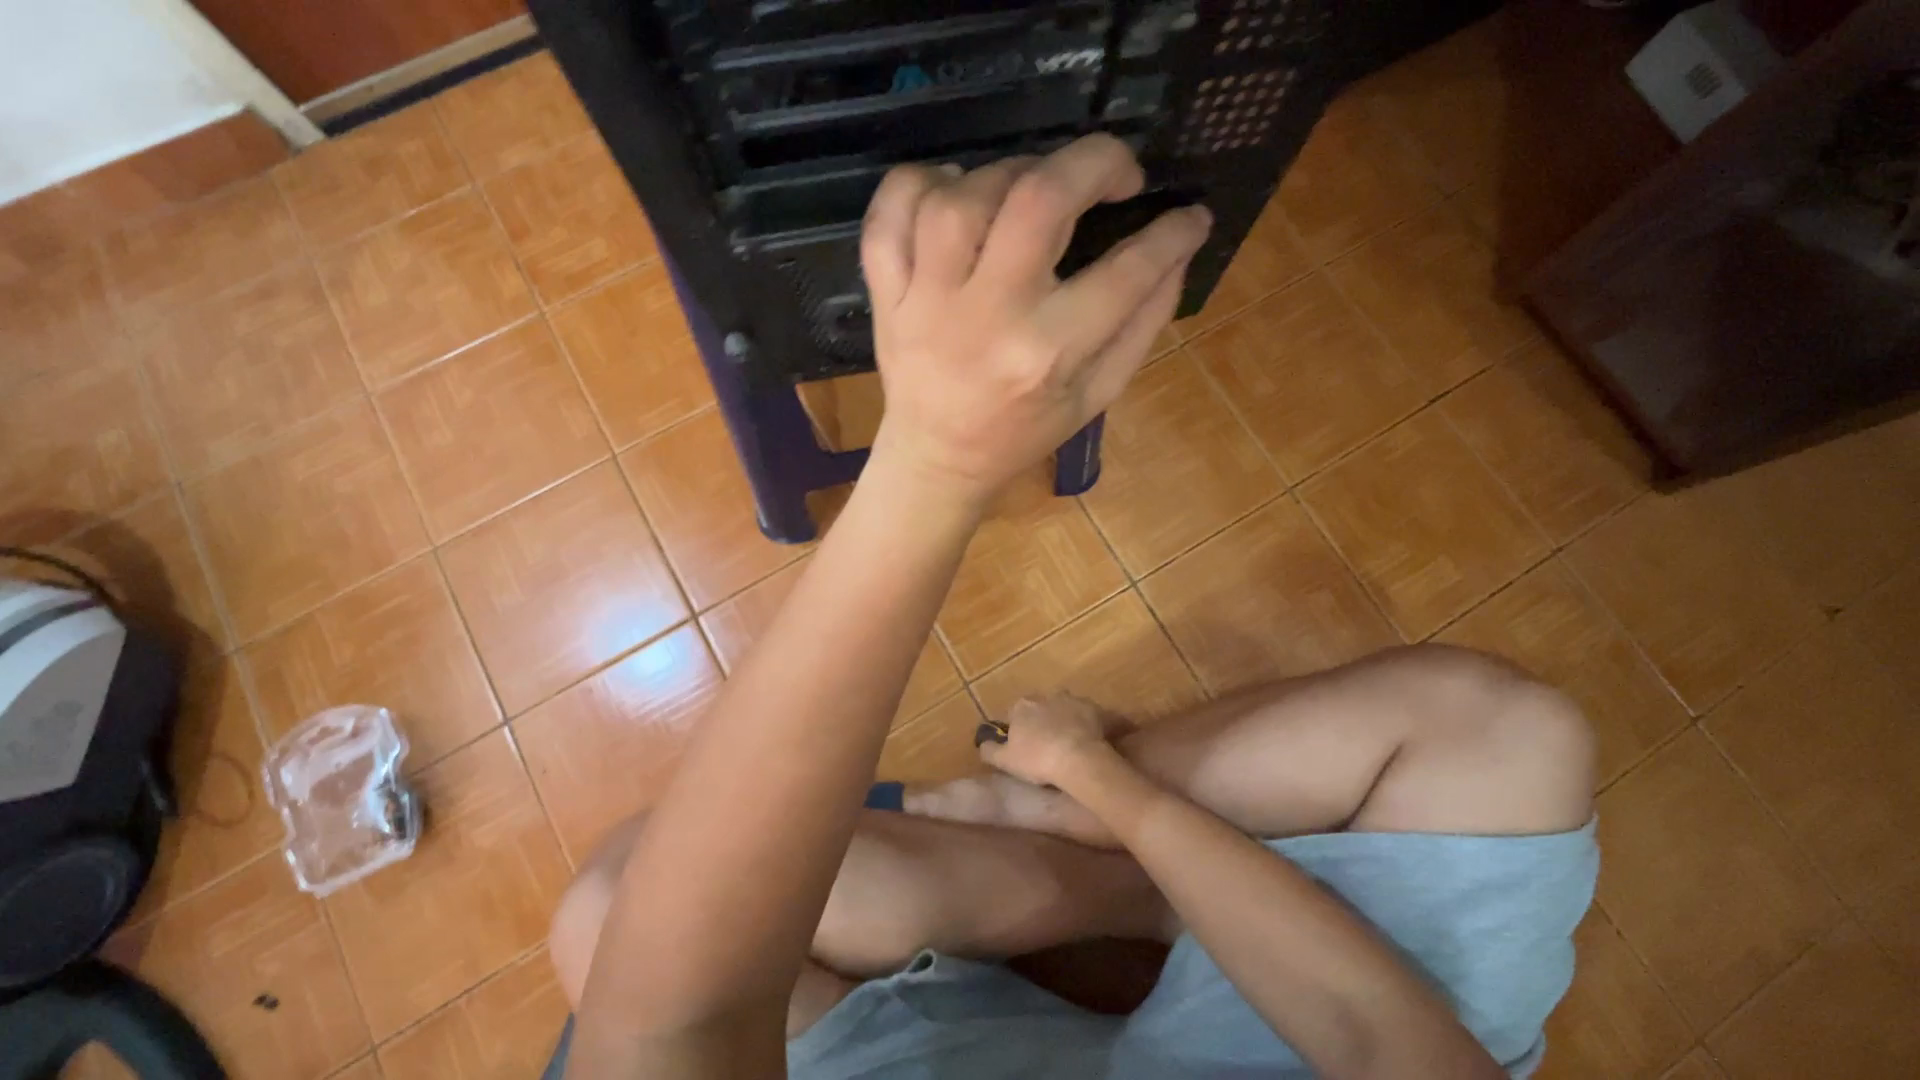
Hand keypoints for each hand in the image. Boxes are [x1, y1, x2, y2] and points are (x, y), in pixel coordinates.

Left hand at [861, 136, 1211, 506]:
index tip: (1187, 215)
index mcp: (1046, 353)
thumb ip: (1143, 322)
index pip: (1125, 271)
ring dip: (1009, 172)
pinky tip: (953, 191)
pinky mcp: (887, 294)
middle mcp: (986, 317)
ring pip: (962, 196)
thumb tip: (1180, 244)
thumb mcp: (1097, 394)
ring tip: (1032, 189)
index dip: (1171, 233)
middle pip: (1037, 199)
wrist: (937, 459)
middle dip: (1093, 163)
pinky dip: (920, 183)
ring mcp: (925, 301)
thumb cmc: (1024, 430)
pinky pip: (889, 215)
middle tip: (1115, 174)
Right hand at [978, 693, 1122, 788]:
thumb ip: (989, 750)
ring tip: (1071, 744)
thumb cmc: (1037, 759)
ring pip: (1066, 709)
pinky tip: (1093, 740)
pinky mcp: (1095, 709)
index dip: (1018, 730)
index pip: (1014, 714)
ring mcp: (1073, 700)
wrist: (1078, 759)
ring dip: (1066, 721)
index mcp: (1022, 706)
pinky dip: (1090, 724)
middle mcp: (1046, 696)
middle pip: (1041, 709)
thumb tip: (983, 743)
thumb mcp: (1005, 761)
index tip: (1023, 747)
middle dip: (1043, 722)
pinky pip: (1091, 716)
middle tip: (1047, 746)